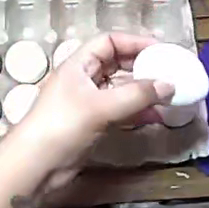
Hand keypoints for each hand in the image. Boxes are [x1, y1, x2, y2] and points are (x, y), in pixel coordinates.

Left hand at [10, 33, 173, 186]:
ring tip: (171, 96)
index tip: (162, 49)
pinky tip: (158, 117)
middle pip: (116, 64)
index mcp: (77, 65)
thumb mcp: (100, 106)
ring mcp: (87, 103)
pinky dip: (138, 111)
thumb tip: (169, 85)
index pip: (108, 42)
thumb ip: (137, 95)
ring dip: (144, 92)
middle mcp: (82, 80)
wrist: (37, 165)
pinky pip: (120, 111)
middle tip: (171, 72)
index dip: (135, 42)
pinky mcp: (92, 124)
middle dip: (143, 67)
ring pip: (121, 89)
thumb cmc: (62, 126)